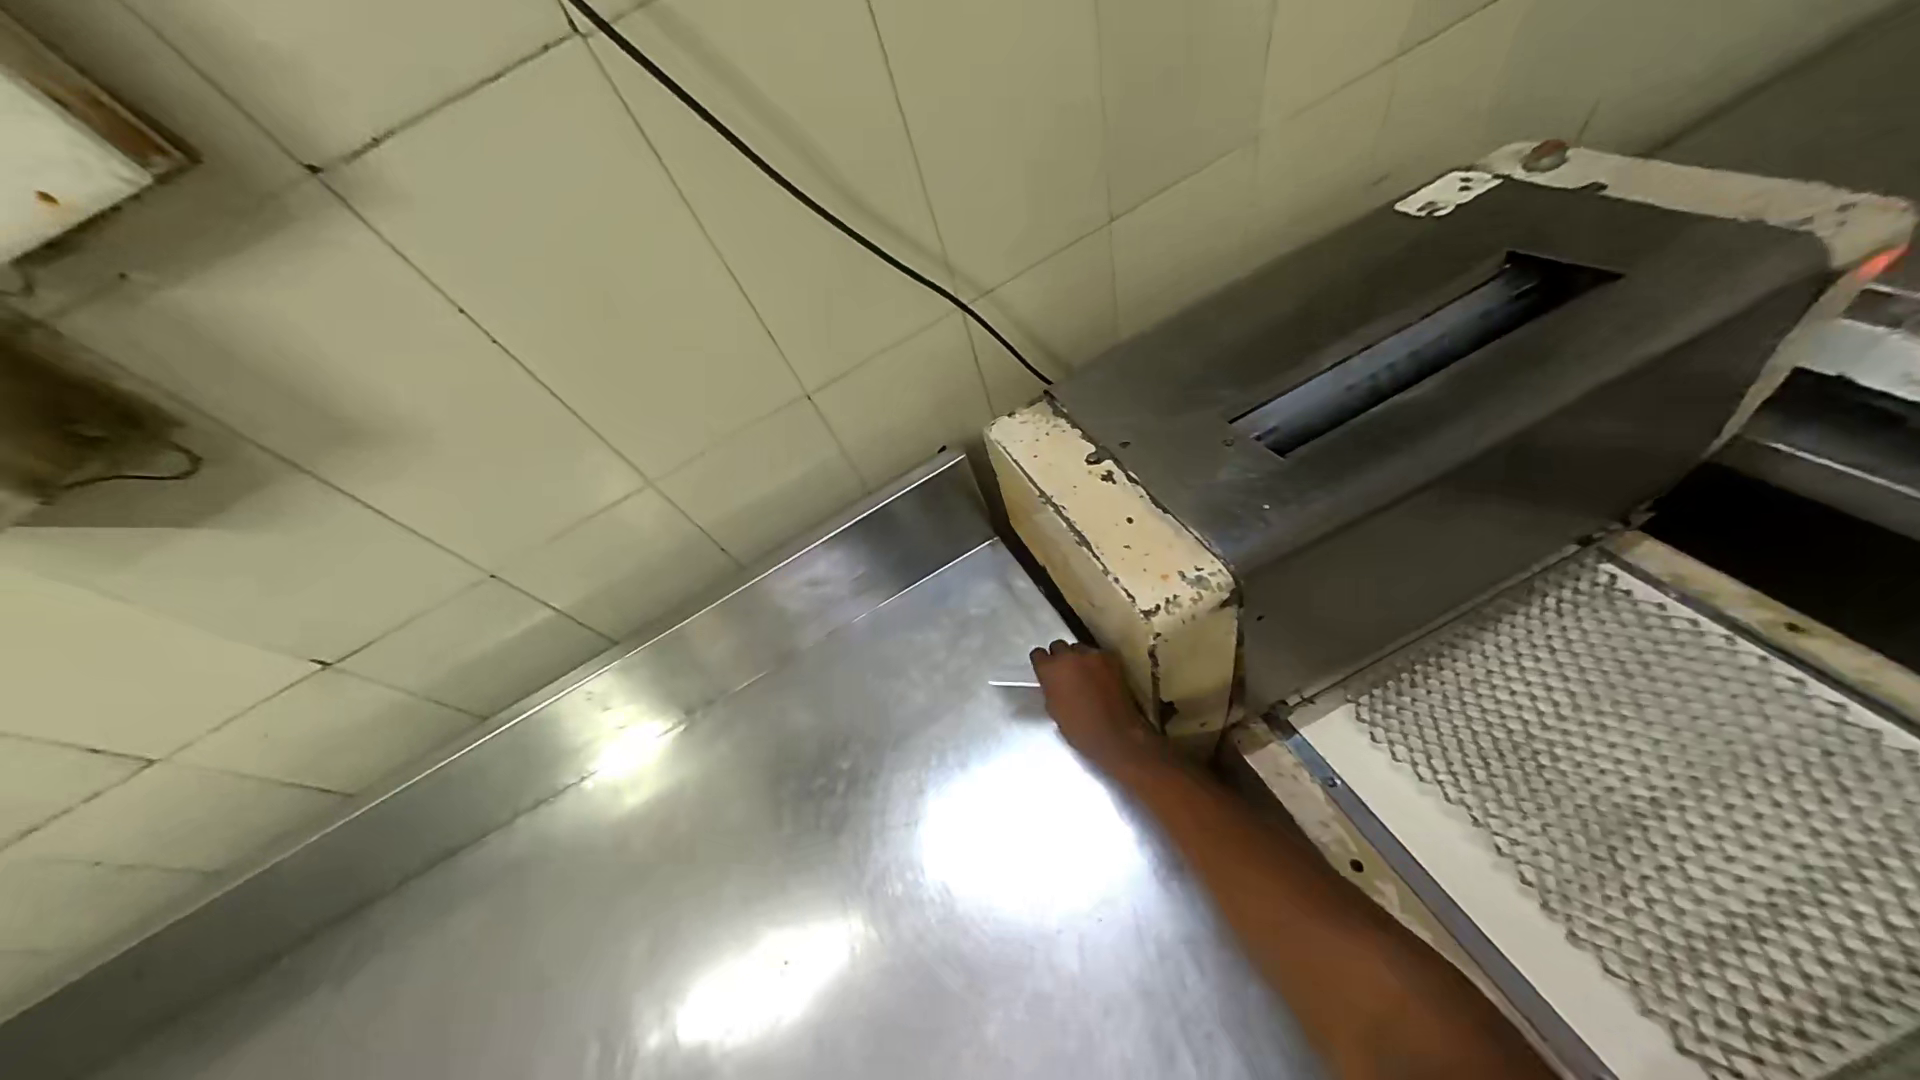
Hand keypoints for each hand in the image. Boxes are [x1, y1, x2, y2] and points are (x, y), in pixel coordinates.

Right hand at [1029, 641, 1160, 770]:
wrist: (1113, 733)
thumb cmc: (1078, 728)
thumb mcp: (1053, 708)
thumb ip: (1050, 687)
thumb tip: (1054, 682)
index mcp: (1049, 669)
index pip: (1038, 654)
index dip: (1042, 663)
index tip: (1047, 671)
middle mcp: (1068, 655)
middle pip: (1058, 646)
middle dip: (1060, 657)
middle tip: (1066, 673)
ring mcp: (1091, 654)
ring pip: (1079, 648)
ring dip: (1079, 659)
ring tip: (1086, 675)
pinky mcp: (1111, 658)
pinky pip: (1099, 655)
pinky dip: (1098, 663)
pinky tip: (1102, 678)